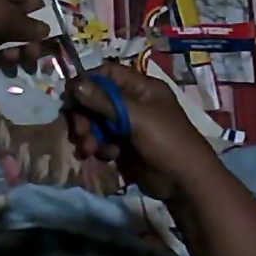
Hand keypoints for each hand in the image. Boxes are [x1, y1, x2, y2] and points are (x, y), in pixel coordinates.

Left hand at [0, 0, 48, 70]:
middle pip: (14, 15)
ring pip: (2, 31)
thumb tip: (46, 31)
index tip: (44, 32)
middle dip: (26, 36)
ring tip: (16, 62)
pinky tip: (4, 62)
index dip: (37, 11)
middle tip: (32, 57)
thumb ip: (27, 25)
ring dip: (14, 47)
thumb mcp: (4, 15)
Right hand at [65, 62, 218, 199]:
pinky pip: (101, 139)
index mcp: (141, 88)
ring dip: (88, 134)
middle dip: (84, 115)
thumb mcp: (135, 117)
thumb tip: (74, 84)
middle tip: (80, 130)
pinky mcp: (122, 144)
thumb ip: (103, 101)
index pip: (107, 74)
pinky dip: (98, 147)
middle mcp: (132, 102)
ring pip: (95, 121)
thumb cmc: (166, 141)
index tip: (70, 96)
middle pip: (96, 98)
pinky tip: (106, 155)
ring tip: (90, 149)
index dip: (87, 82)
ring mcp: (127, 124)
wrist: (184, 182)